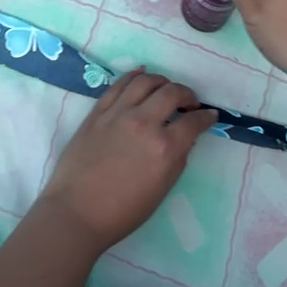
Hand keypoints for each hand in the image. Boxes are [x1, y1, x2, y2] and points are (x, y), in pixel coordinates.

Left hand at [38, 69, 217, 251]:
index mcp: (164, 148)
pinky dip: (134, 76)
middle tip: (189, 103)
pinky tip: (142, 75)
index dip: (206, 117)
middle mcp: (143, 123)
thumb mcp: (161, 190)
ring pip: (145, 81)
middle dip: (187, 95)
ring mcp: (118, 113)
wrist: (76, 212)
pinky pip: (119, 84)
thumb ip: (178, 160)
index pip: (193, 122)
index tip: (209, 115)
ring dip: (162, 81)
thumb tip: (187, 139)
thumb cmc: (122, 212)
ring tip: (166, 89)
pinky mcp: (98, 111)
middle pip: (172, 92)